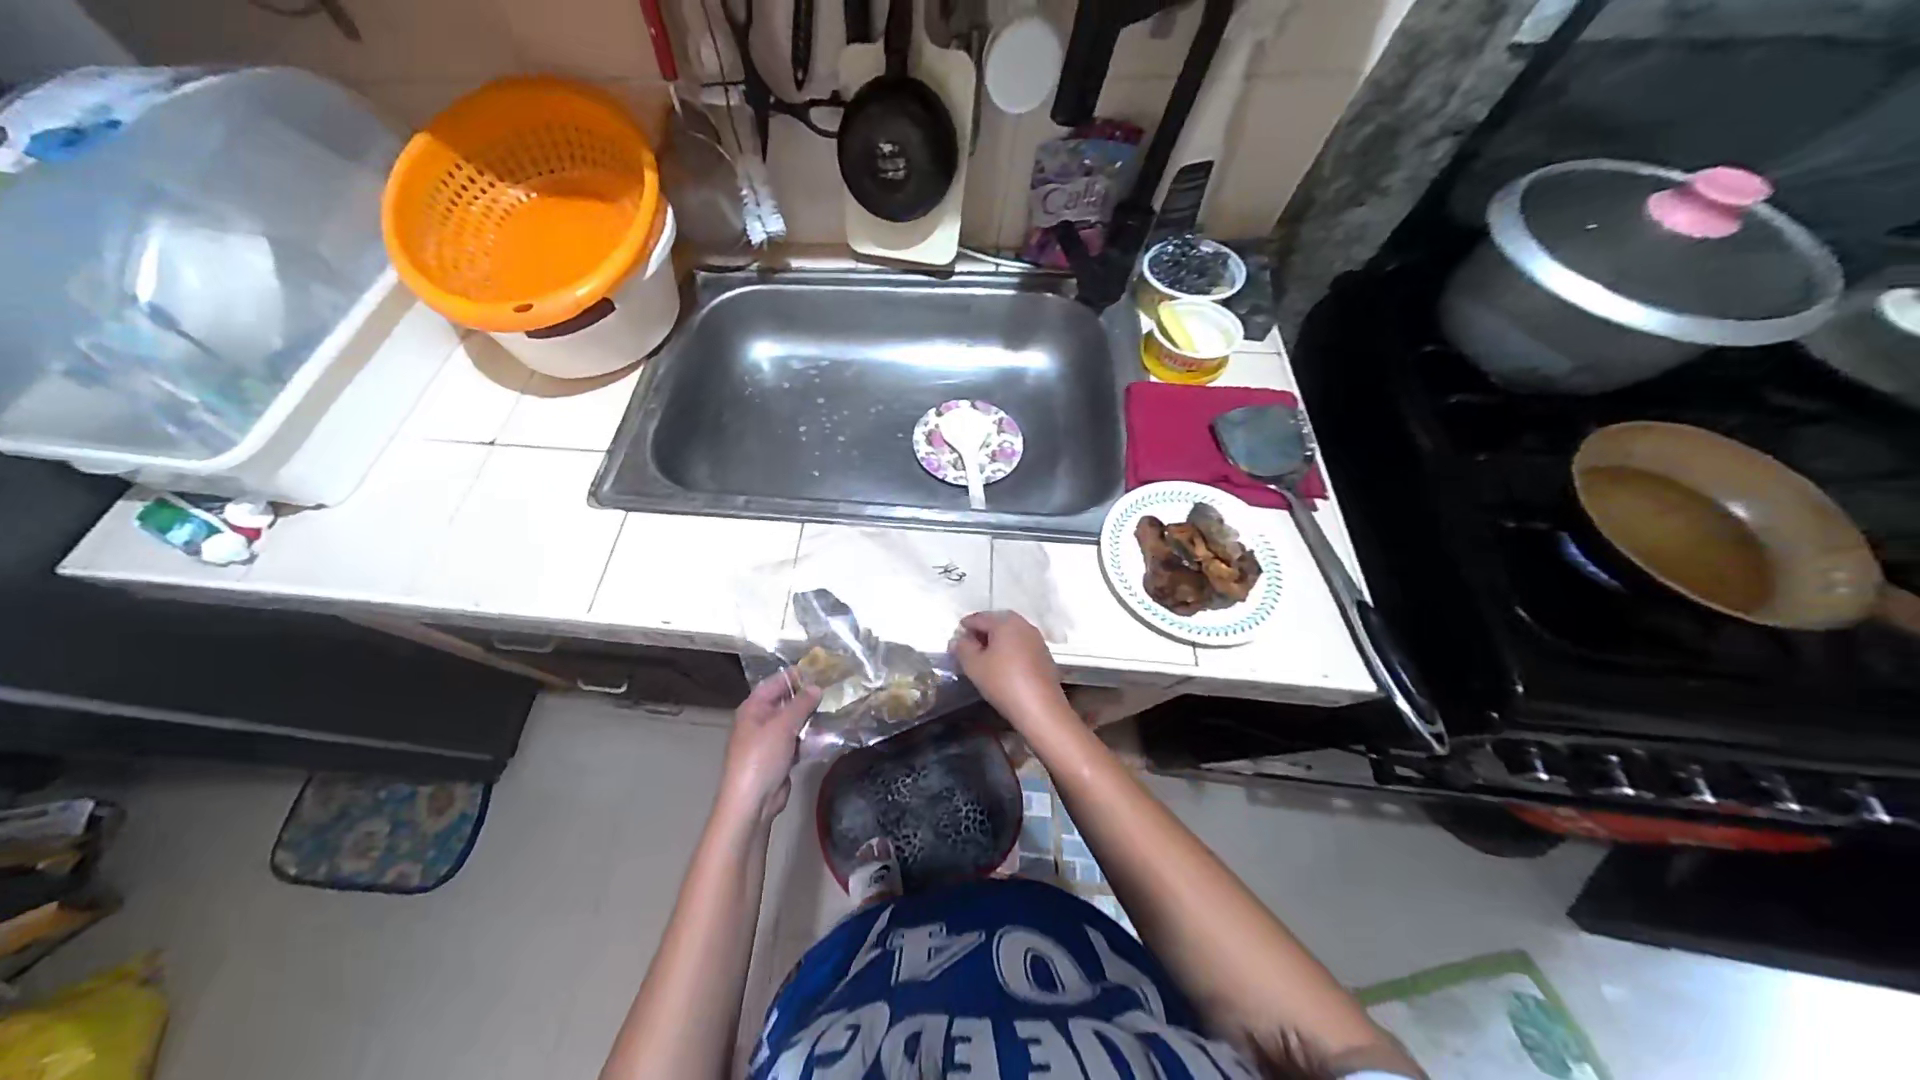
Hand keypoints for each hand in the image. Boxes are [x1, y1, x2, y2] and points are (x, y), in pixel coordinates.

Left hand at [717, 674, 822, 825]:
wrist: (752, 801)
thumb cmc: (762, 757)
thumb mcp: (782, 725)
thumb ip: (801, 704)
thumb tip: (816, 687)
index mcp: (753, 708)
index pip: (775, 683)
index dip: (795, 676)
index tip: (820, 670)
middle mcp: (760, 721)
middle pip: (786, 702)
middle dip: (807, 698)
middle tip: (834, 690)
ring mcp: (770, 740)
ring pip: (794, 722)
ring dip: (811, 719)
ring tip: (836, 710)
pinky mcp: (780, 757)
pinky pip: (798, 741)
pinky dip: (810, 738)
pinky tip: (828, 735)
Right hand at [952, 612, 1071, 732]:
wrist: (1041, 708)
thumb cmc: (1003, 682)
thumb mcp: (974, 665)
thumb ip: (962, 647)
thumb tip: (959, 639)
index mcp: (1005, 621)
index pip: (977, 618)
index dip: (963, 629)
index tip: (954, 644)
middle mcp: (1023, 624)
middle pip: (995, 623)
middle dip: (980, 635)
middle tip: (967, 651)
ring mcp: (1036, 639)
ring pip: (1009, 635)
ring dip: (995, 643)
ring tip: (983, 661)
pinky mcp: (1044, 655)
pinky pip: (1020, 646)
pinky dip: (1008, 652)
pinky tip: (1002, 668)